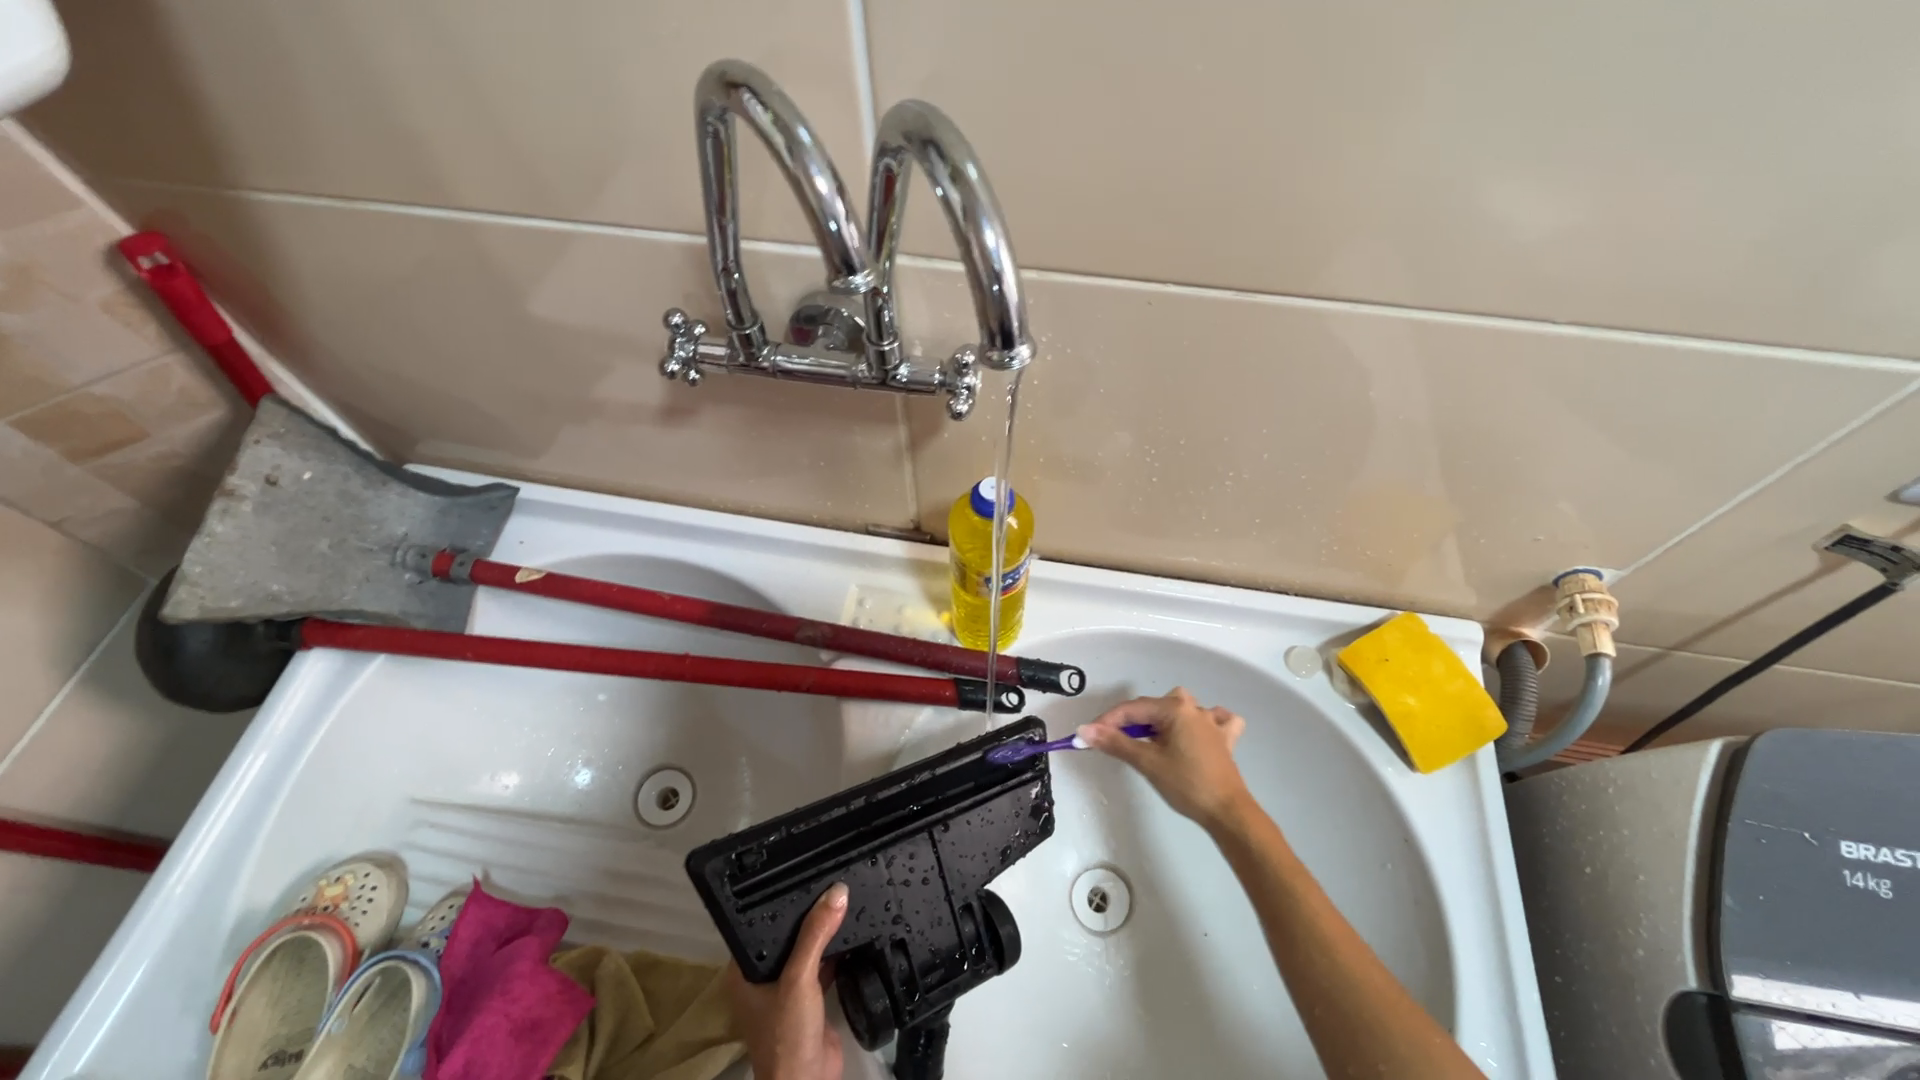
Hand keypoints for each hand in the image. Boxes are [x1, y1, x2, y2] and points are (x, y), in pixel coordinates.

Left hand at [728, 883, 848, 1079]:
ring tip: (843, 898)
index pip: (761, 925)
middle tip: (829, 881)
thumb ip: (816, 934)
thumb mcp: (799, 978)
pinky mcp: (811, 1002)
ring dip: (824, 934)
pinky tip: (853, 932)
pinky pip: (824, 968)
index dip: (780, 901)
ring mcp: (787, 991)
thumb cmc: (787, 1033)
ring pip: (807, 952)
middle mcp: (763, 977)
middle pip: (788, 937)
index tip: (801, 873)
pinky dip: (837, 953)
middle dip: (808, 915)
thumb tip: (837, 892)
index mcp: (745, 971)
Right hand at [1077, 688, 1252, 831]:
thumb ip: (1115, 743)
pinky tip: (1198, 732)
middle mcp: (1195, 710)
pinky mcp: (1225, 740)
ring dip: (1166, 717)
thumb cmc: (1186, 784)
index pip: (1133, 709)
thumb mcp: (1147, 762)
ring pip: (1185, 708)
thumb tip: (1085, 731)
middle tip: (1118, 740)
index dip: (1108, 721)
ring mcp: (1213, 723)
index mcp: (1175, 710)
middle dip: (1134, 719)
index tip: (1088, 735)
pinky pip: (1216, 719)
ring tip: (1154, 736)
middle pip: (1156, 705)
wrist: (1226, 811)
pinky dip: (1205, 722)